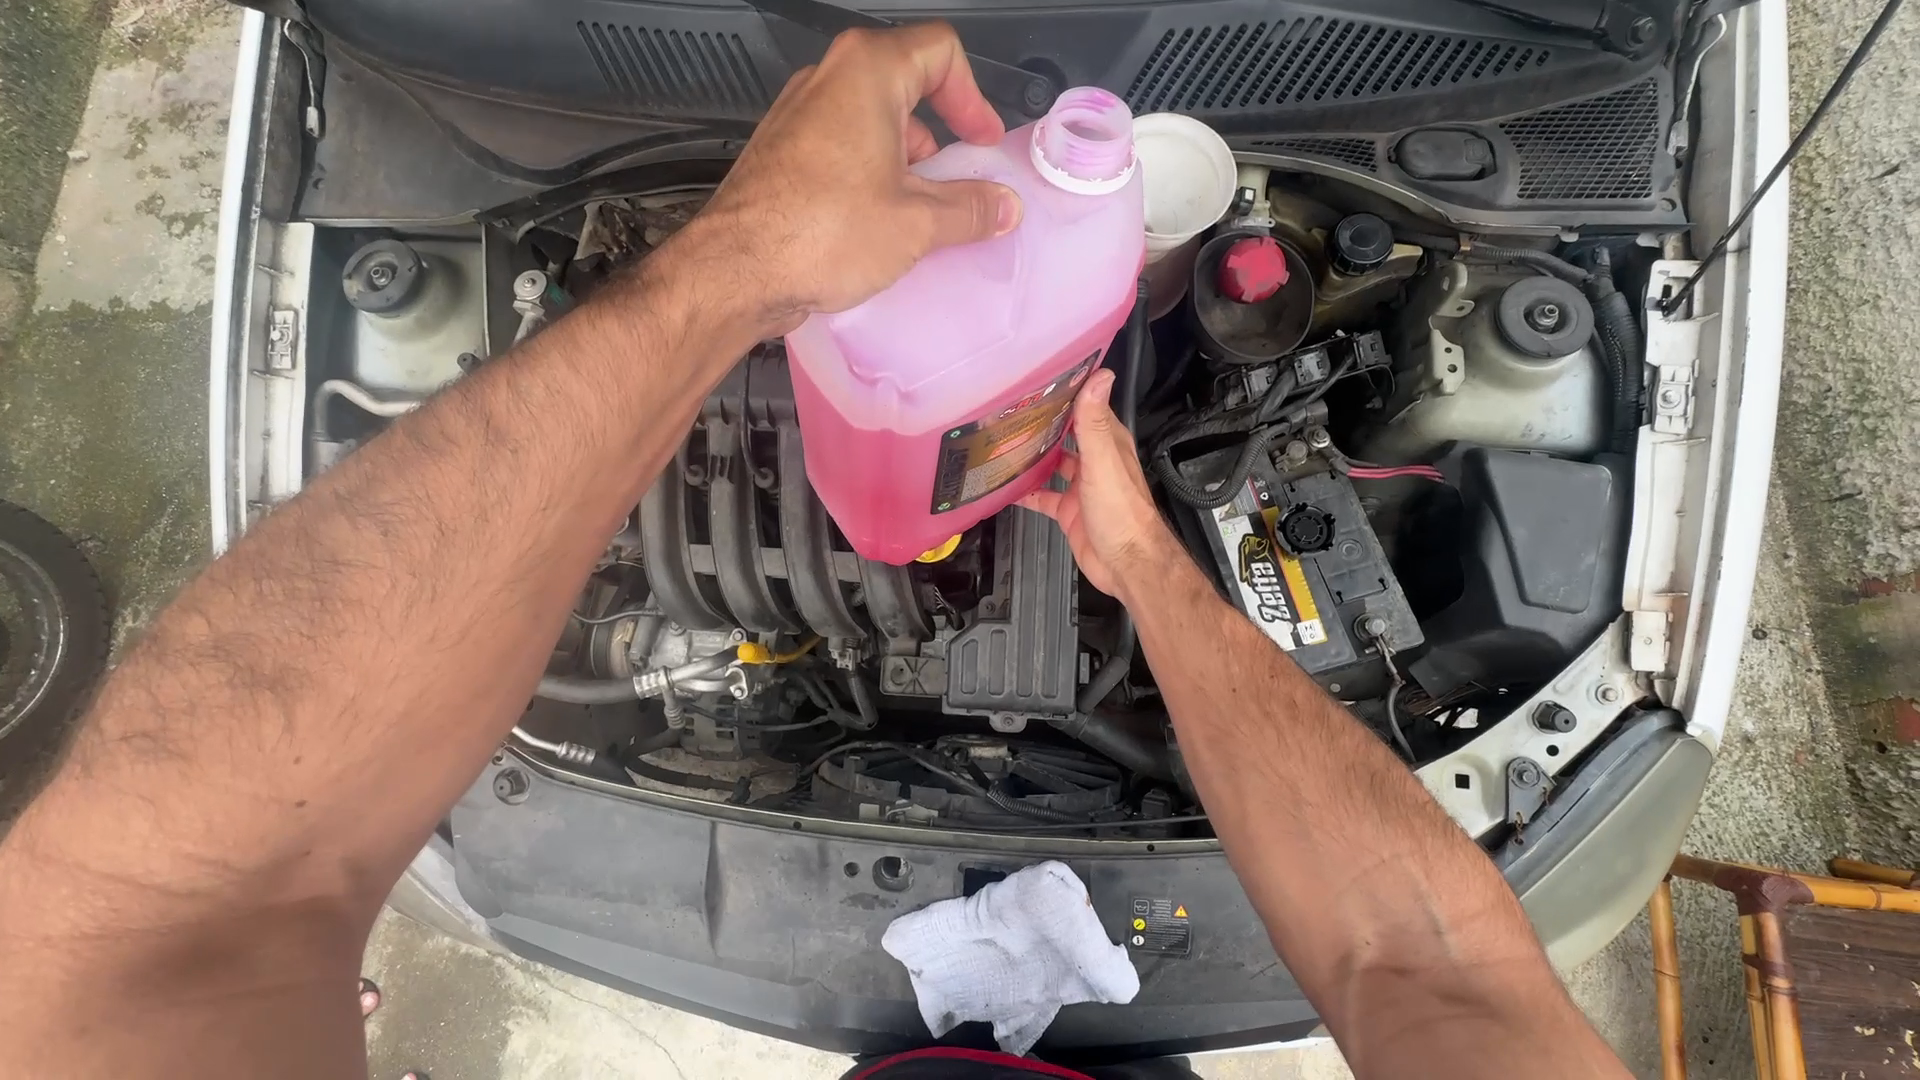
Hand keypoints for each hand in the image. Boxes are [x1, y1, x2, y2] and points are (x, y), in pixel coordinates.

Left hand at [690, 24, 1023, 333]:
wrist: (739, 271)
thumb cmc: (816, 232)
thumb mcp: (916, 224)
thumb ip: (969, 210)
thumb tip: (1001, 207)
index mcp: (868, 72)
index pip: (941, 53)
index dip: (974, 98)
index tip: (982, 141)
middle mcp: (828, 82)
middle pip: (906, 91)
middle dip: (940, 142)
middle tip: (958, 186)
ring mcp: (800, 118)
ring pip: (872, 127)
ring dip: (905, 168)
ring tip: (919, 219)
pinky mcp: (784, 157)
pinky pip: (842, 155)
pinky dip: (871, 182)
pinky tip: (879, 229)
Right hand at [1019, 369, 1180, 598]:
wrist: (1125, 563)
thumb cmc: (1122, 513)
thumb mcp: (1103, 461)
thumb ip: (1094, 422)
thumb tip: (1099, 377)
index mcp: (1108, 444)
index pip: (1087, 409)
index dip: (1066, 394)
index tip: (1040, 382)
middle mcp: (1095, 462)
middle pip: (1066, 436)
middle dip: (1043, 425)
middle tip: (1012, 413)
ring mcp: (1082, 487)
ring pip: (1053, 465)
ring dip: (1033, 457)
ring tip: (1005, 445)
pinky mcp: (1070, 511)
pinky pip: (1044, 497)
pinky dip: (1027, 492)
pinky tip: (1008, 488)